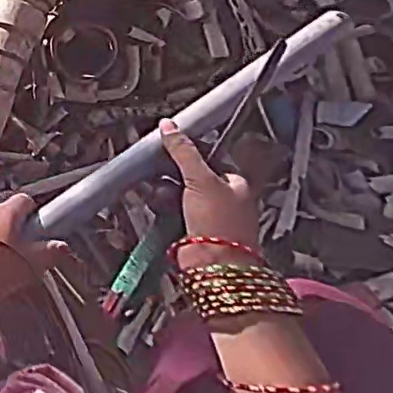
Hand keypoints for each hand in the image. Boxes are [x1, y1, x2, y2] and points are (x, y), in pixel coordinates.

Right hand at [157, 118, 261, 268]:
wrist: (215, 266)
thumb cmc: (221, 225)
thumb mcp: (201, 179)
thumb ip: (184, 150)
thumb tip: (169, 127)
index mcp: (235, 183)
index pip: (207, 155)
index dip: (187, 150)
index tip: (168, 144)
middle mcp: (221, 197)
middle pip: (188, 172)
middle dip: (170, 171)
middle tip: (159, 169)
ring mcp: (204, 213)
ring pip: (176, 189)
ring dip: (163, 189)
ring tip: (160, 193)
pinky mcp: (188, 227)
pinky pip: (168, 207)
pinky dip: (160, 204)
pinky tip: (158, 205)